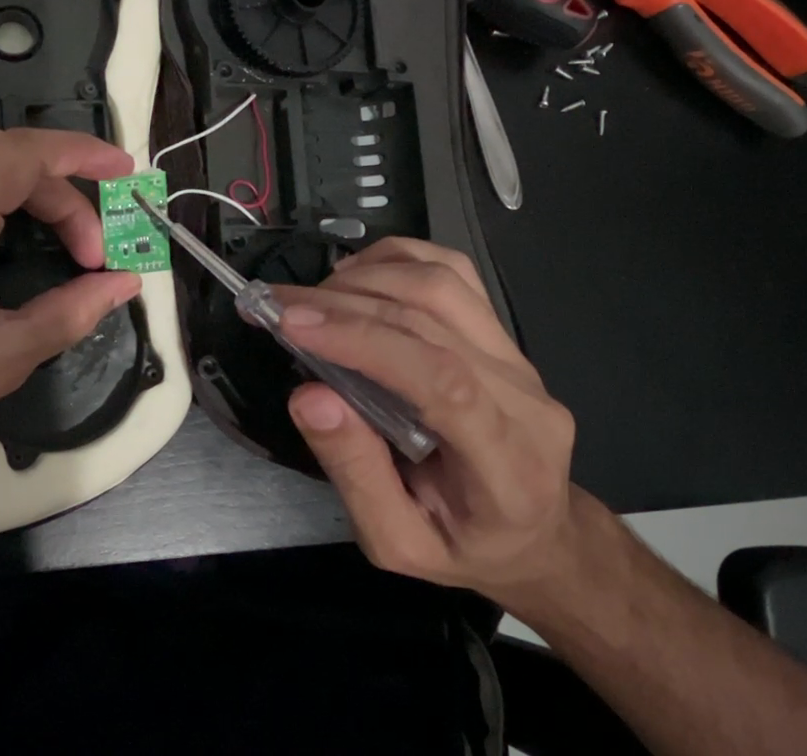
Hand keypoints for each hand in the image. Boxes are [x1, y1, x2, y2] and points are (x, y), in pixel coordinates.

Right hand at [272, 238, 577, 603]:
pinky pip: (454, 275)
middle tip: (272, 302)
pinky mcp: (505, 338)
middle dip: (341, 302)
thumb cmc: (460, 546)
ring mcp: (520, 360)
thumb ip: (355, 471)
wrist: (534, 536)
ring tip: (307, 297)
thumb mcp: (396, 542)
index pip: (440, 379)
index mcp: (505, 464)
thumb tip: (308, 395)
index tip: (291, 322)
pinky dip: (397, 260)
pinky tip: (353, 277)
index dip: (363, 340)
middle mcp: (525, 399)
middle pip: (433, 319)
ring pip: (443, 284)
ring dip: (365, 277)